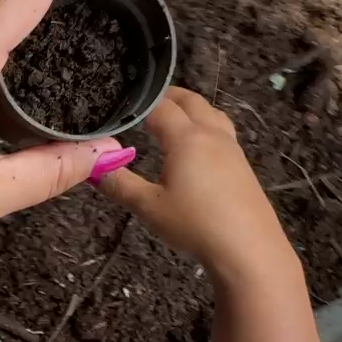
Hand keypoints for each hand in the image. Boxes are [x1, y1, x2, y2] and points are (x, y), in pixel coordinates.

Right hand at [94, 87, 297, 283]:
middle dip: (168, 96)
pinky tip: (194, 145)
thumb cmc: (193, 223)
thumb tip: (95, 168)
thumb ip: (119, 184)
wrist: (246, 245)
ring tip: (172, 115)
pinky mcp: (240, 163)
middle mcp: (211, 134)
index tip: (121, 103)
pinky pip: (220, 130)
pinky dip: (202, 124)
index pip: (161, 108)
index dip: (140, 103)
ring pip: (210, 113)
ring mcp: (230, 148)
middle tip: (146, 99)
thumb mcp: (148, 206)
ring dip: (190, 108)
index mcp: (186, 139)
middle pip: (191, 102)